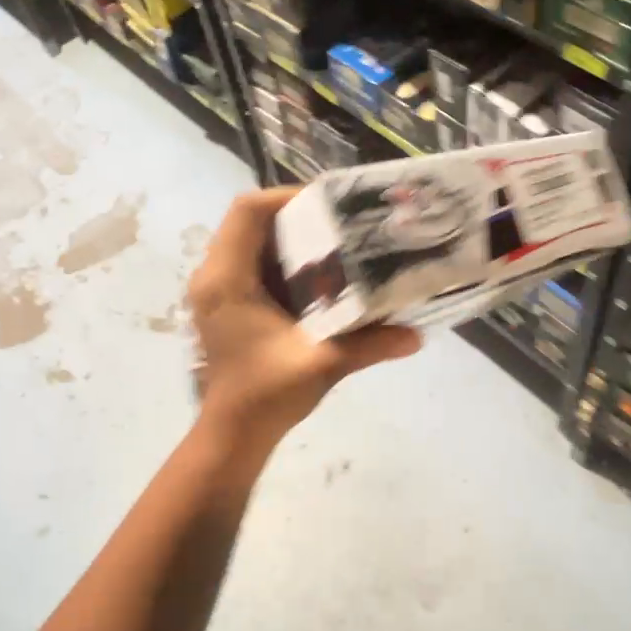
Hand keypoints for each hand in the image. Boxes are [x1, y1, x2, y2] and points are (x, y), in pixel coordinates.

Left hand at [188, 187, 420, 450]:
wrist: (233, 433)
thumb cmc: (266, 395)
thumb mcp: (323, 364)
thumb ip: (369, 344)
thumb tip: (416, 335)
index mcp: (227, 280)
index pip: (248, 211)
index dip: (287, 197)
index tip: (329, 205)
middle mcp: (213, 276)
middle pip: (249, 221)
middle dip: (295, 216)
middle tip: (340, 223)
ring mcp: (216, 290)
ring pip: (250, 240)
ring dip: (289, 238)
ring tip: (334, 243)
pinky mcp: (225, 303)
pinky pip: (251, 262)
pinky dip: (282, 260)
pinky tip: (318, 275)